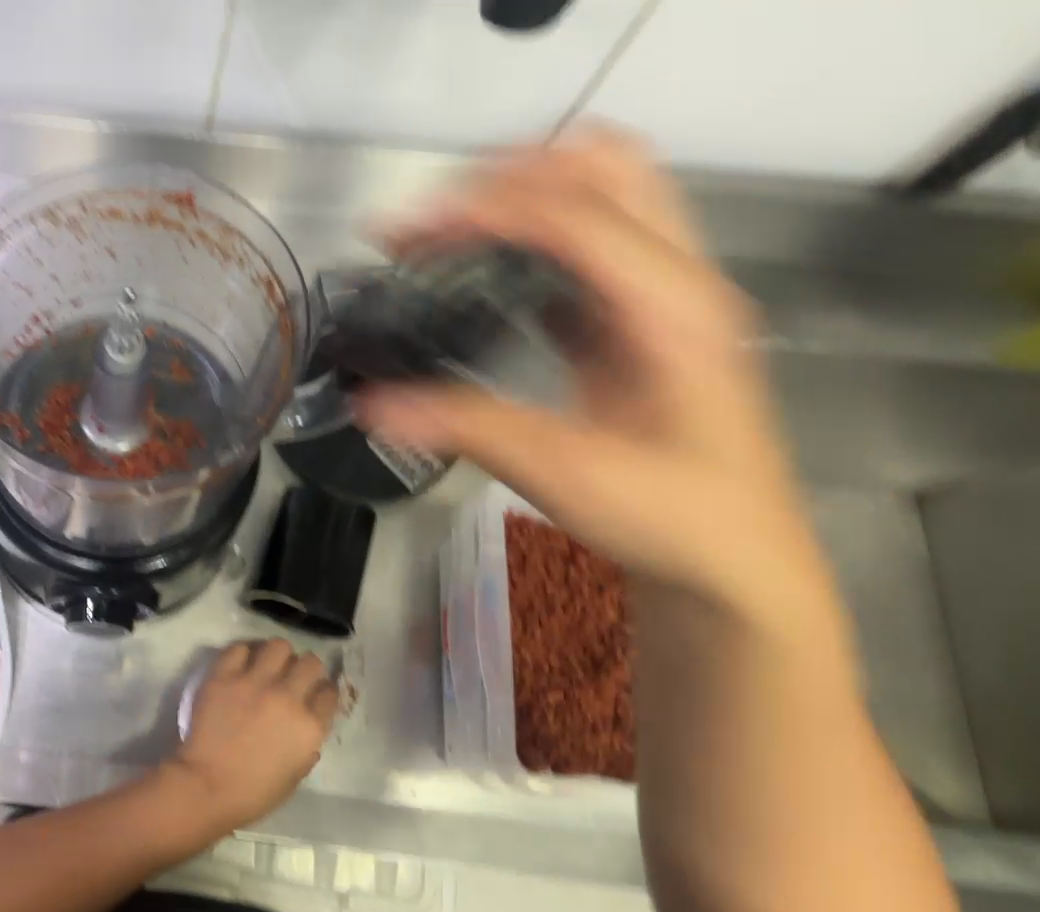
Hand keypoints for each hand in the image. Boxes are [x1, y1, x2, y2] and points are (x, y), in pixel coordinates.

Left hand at [170, 639, 337, 832]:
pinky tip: (240, 665)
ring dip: (277, 655)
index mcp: (310, 726)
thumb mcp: (296, 775)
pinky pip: (239, 648)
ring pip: (278, 646)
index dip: (323, 691)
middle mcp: (287, 697)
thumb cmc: (253, 792)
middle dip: (305, 668)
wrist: (206, 785)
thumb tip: (306, 726)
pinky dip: (243, 653)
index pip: (330, 692)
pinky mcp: (223, 677)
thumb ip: (307, 746)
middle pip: (310, 663)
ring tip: (267, 665)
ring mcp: (254, 683)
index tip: (314, 694)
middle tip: (292, 677)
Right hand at [356, 127, 829, 623]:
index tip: (408, 230)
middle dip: (513, 171)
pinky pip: (585, 246)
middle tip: (433, 217)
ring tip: (442, 236)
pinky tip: (476, 279)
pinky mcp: (640, 319)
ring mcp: (662, 294)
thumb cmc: (669, 515)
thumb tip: (368, 402)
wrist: (733, 556)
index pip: (578, 216)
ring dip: (521, 196)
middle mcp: (676, 280)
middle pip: (607, 166)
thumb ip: (466, 427)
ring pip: (602, 194)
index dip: (487, 209)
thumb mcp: (563, 472)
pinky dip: (527, 242)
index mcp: (672, 307)